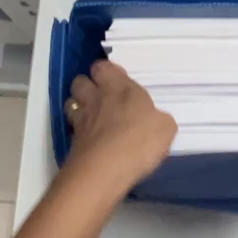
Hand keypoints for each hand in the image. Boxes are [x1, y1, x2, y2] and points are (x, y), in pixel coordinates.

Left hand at [63, 59, 176, 194]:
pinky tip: (92, 140)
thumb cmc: (139, 140)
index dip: (108, 72)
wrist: (104, 170)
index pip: (104, 67)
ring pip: (71, 102)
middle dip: (88, 86)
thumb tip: (155, 120)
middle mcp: (96, 98)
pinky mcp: (72, 141)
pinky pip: (73, 128)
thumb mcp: (165, 127)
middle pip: (80, 81)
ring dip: (79, 106)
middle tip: (102, 98)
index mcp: (119, 87)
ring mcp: (81, 119)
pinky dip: (79, 131)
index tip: (118, 82)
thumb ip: (158, 119)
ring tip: (92, 117)